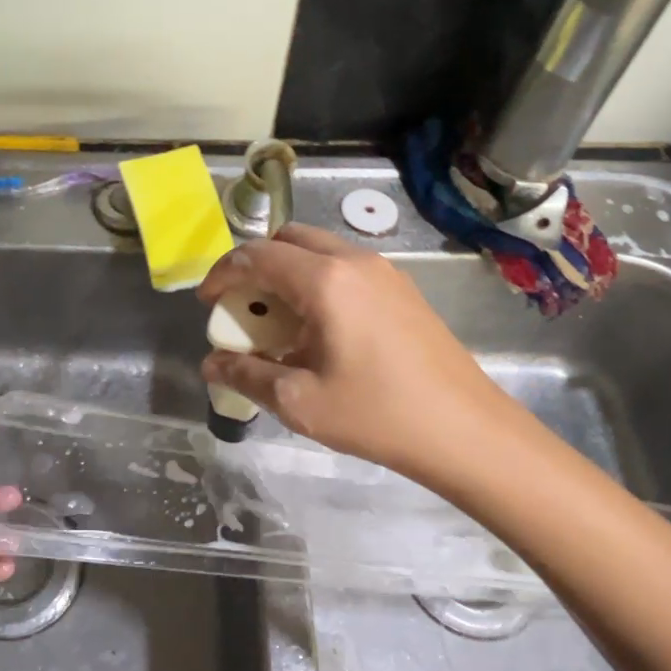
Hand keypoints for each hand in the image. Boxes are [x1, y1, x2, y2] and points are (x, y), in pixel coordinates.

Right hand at [197, 223, 508, 476]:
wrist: (464, 429)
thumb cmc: (376, 414)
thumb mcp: (299, 401)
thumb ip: (247, 374)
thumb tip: (211, 364)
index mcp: (325, 281)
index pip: (256, 256)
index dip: (222, 275)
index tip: (207, 305)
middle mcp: (355, 261)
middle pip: (288, 241)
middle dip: (255, 267)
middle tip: (241, 309)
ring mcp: (385, 272)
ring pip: (320, 252)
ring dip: (288, 275)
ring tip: (277, 324)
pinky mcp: (403, 291)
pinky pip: (346, 270)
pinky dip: (317, 284)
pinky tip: (319, 332)